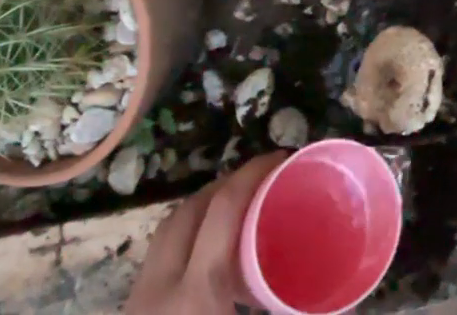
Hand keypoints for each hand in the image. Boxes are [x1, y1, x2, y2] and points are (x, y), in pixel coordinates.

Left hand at [126, 151, 287, 313]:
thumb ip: (279, 300)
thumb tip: (326, 292)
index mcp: (199, 291)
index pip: (223, 209)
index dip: (254, 172)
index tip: (282, 158)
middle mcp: (161, 285)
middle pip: (190, 208)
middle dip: (227, 183)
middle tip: (263, 180)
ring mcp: (138, 297)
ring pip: (167, 230)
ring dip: (202, 207)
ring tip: (237, 209)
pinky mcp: (130, 308)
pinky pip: (158, 257)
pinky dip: (185, 239)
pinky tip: (207, 253)